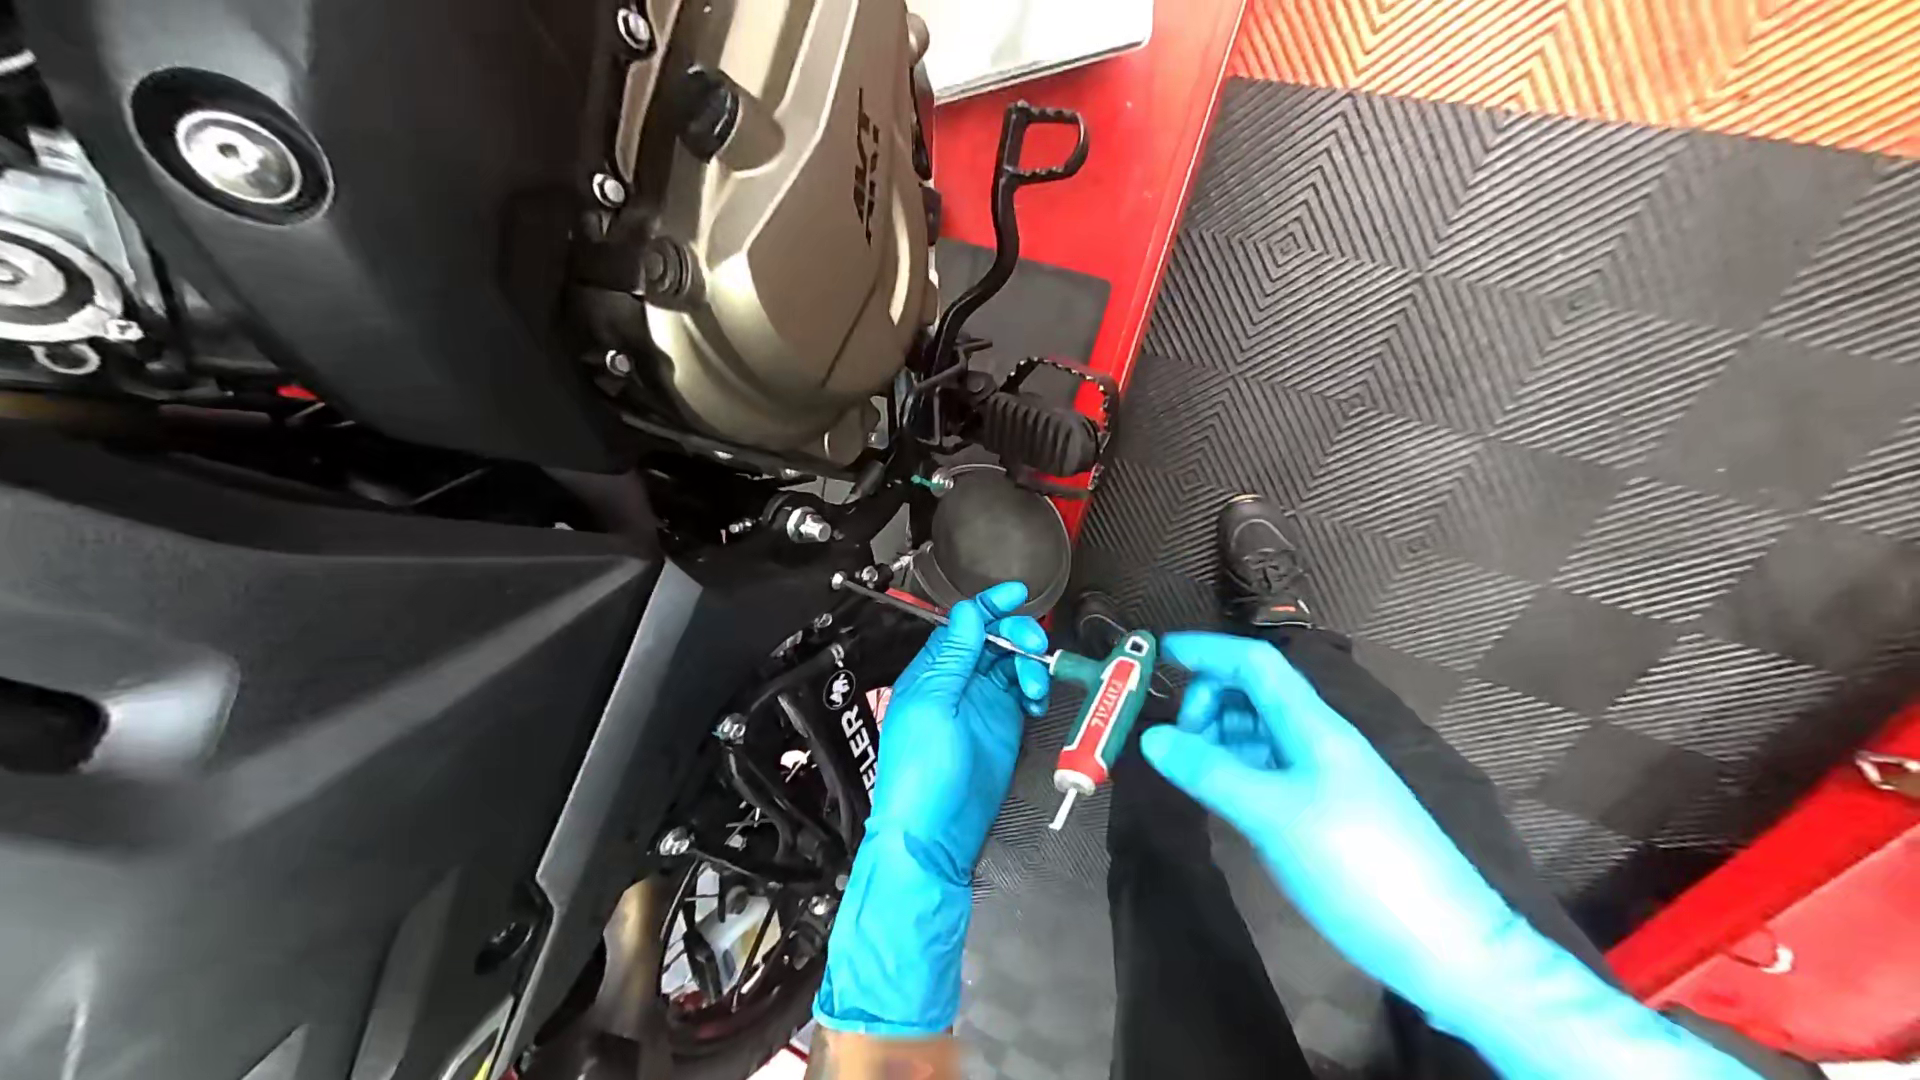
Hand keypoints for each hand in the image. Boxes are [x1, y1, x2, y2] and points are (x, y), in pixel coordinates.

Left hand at [815, 582, 1048, 1036]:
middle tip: (1031, 645)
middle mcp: (958, 683)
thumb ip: (954, 657)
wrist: (934, 833)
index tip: (1016, 592)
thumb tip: (968, 614)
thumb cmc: (919, 772)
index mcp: (933, 672)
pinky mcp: (1003, 726)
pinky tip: (1036, 699)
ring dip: (1029, 664)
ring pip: (1012, 664)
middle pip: (993, 640)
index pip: (963, 625)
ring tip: (1034, 684)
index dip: (989, 605)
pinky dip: (1034, 689)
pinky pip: (1024, 692)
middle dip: (1016, 634)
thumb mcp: (933, 705)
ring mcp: (982, 704)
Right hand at [1145, 634, 1765, 1079]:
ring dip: (1216, 734)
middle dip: (1207, 699)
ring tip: (1189, 767)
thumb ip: (1209, 771)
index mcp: (1313, 723)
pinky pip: (1264, 765)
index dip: (1206, 649)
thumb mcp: (1273, 815)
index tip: (1158, 653)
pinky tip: (1216, 790)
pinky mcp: (1318, 806)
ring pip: (1256, 729)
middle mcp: (1315, 737)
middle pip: (1252, 691)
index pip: (1254, 662)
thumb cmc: (1358, 864)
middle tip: (1177, 739)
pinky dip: (1232, 765)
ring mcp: (1319, 772)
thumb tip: (1151, 737)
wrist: (1447, 948)